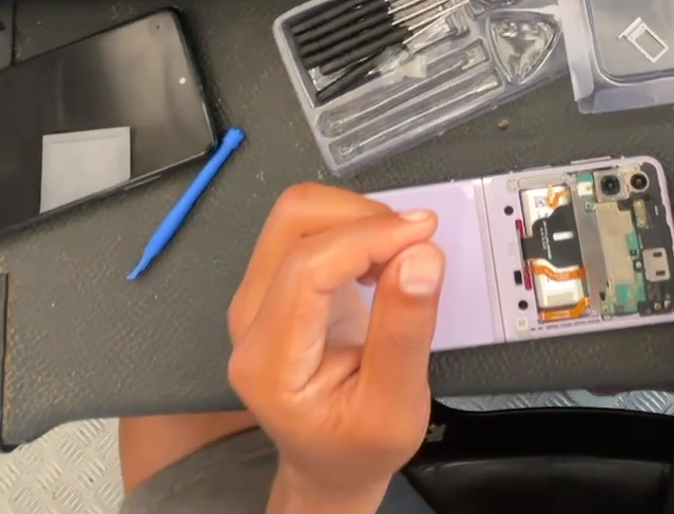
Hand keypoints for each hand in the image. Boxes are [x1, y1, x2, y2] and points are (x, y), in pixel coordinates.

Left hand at [227, 183, 444, 513]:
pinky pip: (308, 223)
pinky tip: (378, 256)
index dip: (369, 238)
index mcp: (270, 360)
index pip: (308, 266)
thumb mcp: (396, 410)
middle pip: (295, 221)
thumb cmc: (357, 446)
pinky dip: (351, 222)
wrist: (328, 462)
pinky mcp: (275, 278)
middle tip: (413, 243)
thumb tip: (421, 256)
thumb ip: (405, 333)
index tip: (423, 233)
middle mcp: (250, 317)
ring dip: (357, 215)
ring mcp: (258, 292)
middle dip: (362, 216)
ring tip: (396, 252)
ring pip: (299, 212)